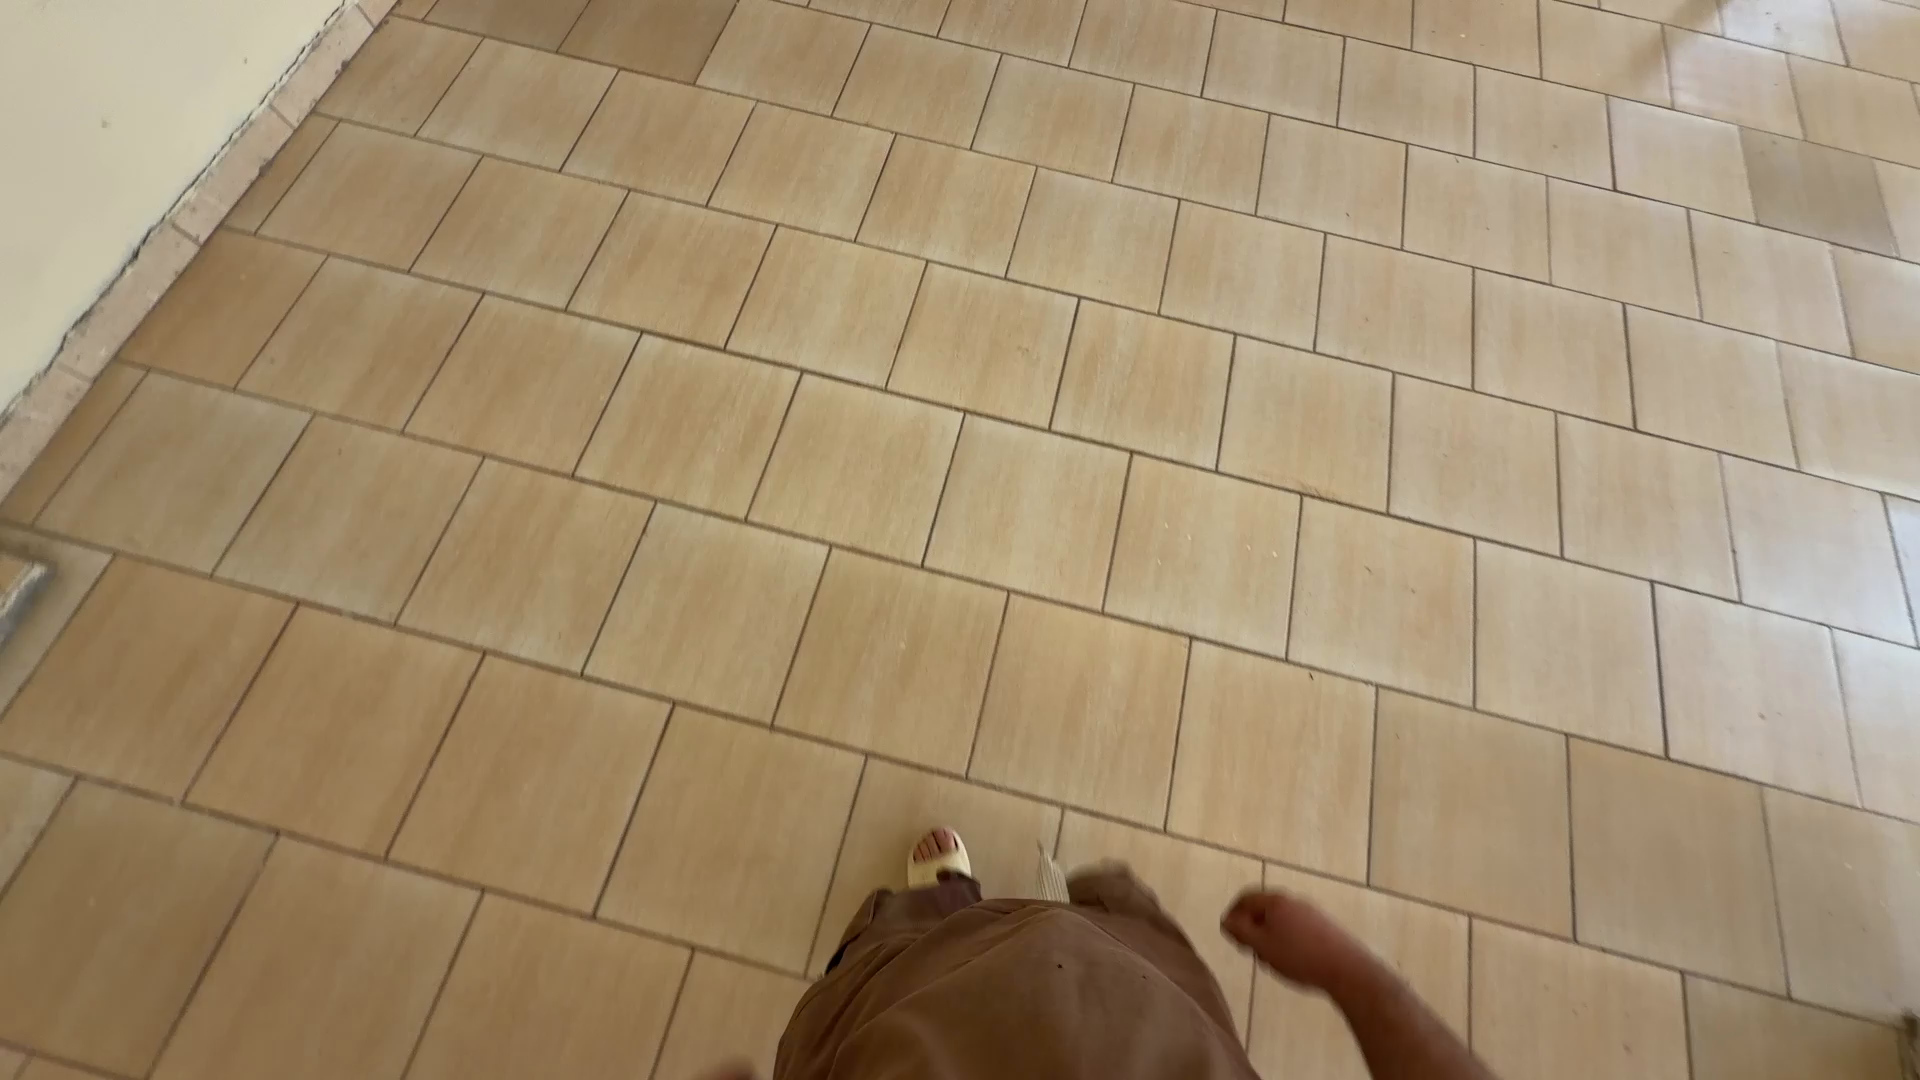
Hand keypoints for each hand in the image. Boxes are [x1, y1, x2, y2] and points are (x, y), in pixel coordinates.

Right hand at [1222, 889, 1368, 992]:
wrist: (1349, 971)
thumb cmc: (1299, 957)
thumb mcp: (1262, 946)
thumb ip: (1240, 932)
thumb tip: (1226, 920)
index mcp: (1275, 900)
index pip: (1245, 898)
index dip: (1233, 914)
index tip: (1230, 935)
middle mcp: (1292, 900)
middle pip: (1263, 908)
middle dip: (1253, 927)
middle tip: (1250, 950)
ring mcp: (1311, 912)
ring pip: (1280, 919)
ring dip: (1270, 935)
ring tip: (1271, 958)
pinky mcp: (1325, 926)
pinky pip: (1297, 927)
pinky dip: (1287, 939)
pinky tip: (1293, 959)